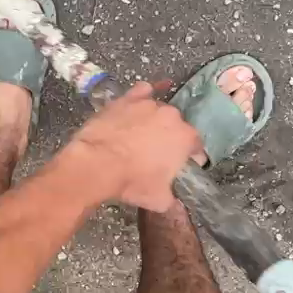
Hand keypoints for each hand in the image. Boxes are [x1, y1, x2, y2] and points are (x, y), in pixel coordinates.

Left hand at [55, 82, 200, 211]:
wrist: (97, 162)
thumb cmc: (132, 182)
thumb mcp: (159, 199)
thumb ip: (173, 197)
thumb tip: (174, 200)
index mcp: (185, 138)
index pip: (196, 145)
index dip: (189, 156)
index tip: (181, 165)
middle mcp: (171, 116)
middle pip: (176, 125)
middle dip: (170, 137)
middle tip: (156, 152)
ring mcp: (147, 104)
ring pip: (158, 110)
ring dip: (154, 120)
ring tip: (140, 135)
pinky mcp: (126, 99)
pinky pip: (140, 92)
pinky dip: (141, 96)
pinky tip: (137, 103)